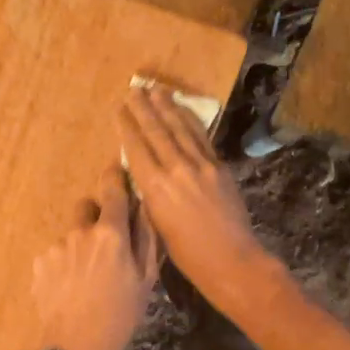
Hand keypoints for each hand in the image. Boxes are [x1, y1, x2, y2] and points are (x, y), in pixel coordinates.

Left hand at [30, 167, 160, 349]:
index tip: (116, 172)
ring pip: (71, 233)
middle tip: (105, 244)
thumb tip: (145, 208)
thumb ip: (146, 238)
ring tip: (88, 277)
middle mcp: (80, 232)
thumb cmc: (120, 316)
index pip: (112, 189)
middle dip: (95, 217)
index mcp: (111, 234)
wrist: (76, 348)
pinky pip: (56, 253)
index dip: (114, 177)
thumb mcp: (146, 280)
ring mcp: (56, 247)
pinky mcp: (39, 263)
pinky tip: (71, 287)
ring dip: (79, 245)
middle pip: (86, 207)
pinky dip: (63, 263)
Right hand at [118, 86, 271, 307]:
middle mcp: (176, 170)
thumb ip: (149, 194)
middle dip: (143, 109)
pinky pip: (201, 138)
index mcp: (155, 187)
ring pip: (179, 129)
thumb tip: (142, 173)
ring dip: (166, 108)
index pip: (136, 148)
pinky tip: (182, 111)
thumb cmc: (186, 254)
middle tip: (134, 90)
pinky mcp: (219, 167)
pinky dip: (190, 121)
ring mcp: (201, 166)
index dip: (127, 126)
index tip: (119, 109)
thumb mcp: (156, 225)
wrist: (230, 259)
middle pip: (156, 132)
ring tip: (156, 91)